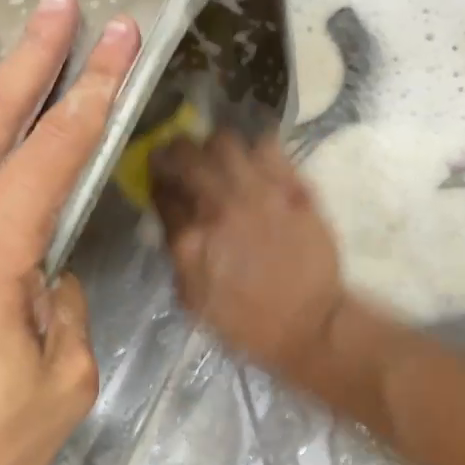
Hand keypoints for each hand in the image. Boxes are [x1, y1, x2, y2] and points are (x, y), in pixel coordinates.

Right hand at [150, 132, 346, 380]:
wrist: (308, 324)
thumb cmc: (244, 319)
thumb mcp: (190, 297)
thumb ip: (175, 252)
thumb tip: (172, 217)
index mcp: (190, 238)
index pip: (161, 190)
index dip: (157, 180)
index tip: (160, 180)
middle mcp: (220, 207)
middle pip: (185, 155)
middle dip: (174, 152)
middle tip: (179, 158)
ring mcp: (260, 193)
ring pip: (224, 141)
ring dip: (213, 148)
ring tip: (218, 160)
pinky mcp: (293, 187)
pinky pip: (267, 147)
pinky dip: (253, 151)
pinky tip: (253, 166)